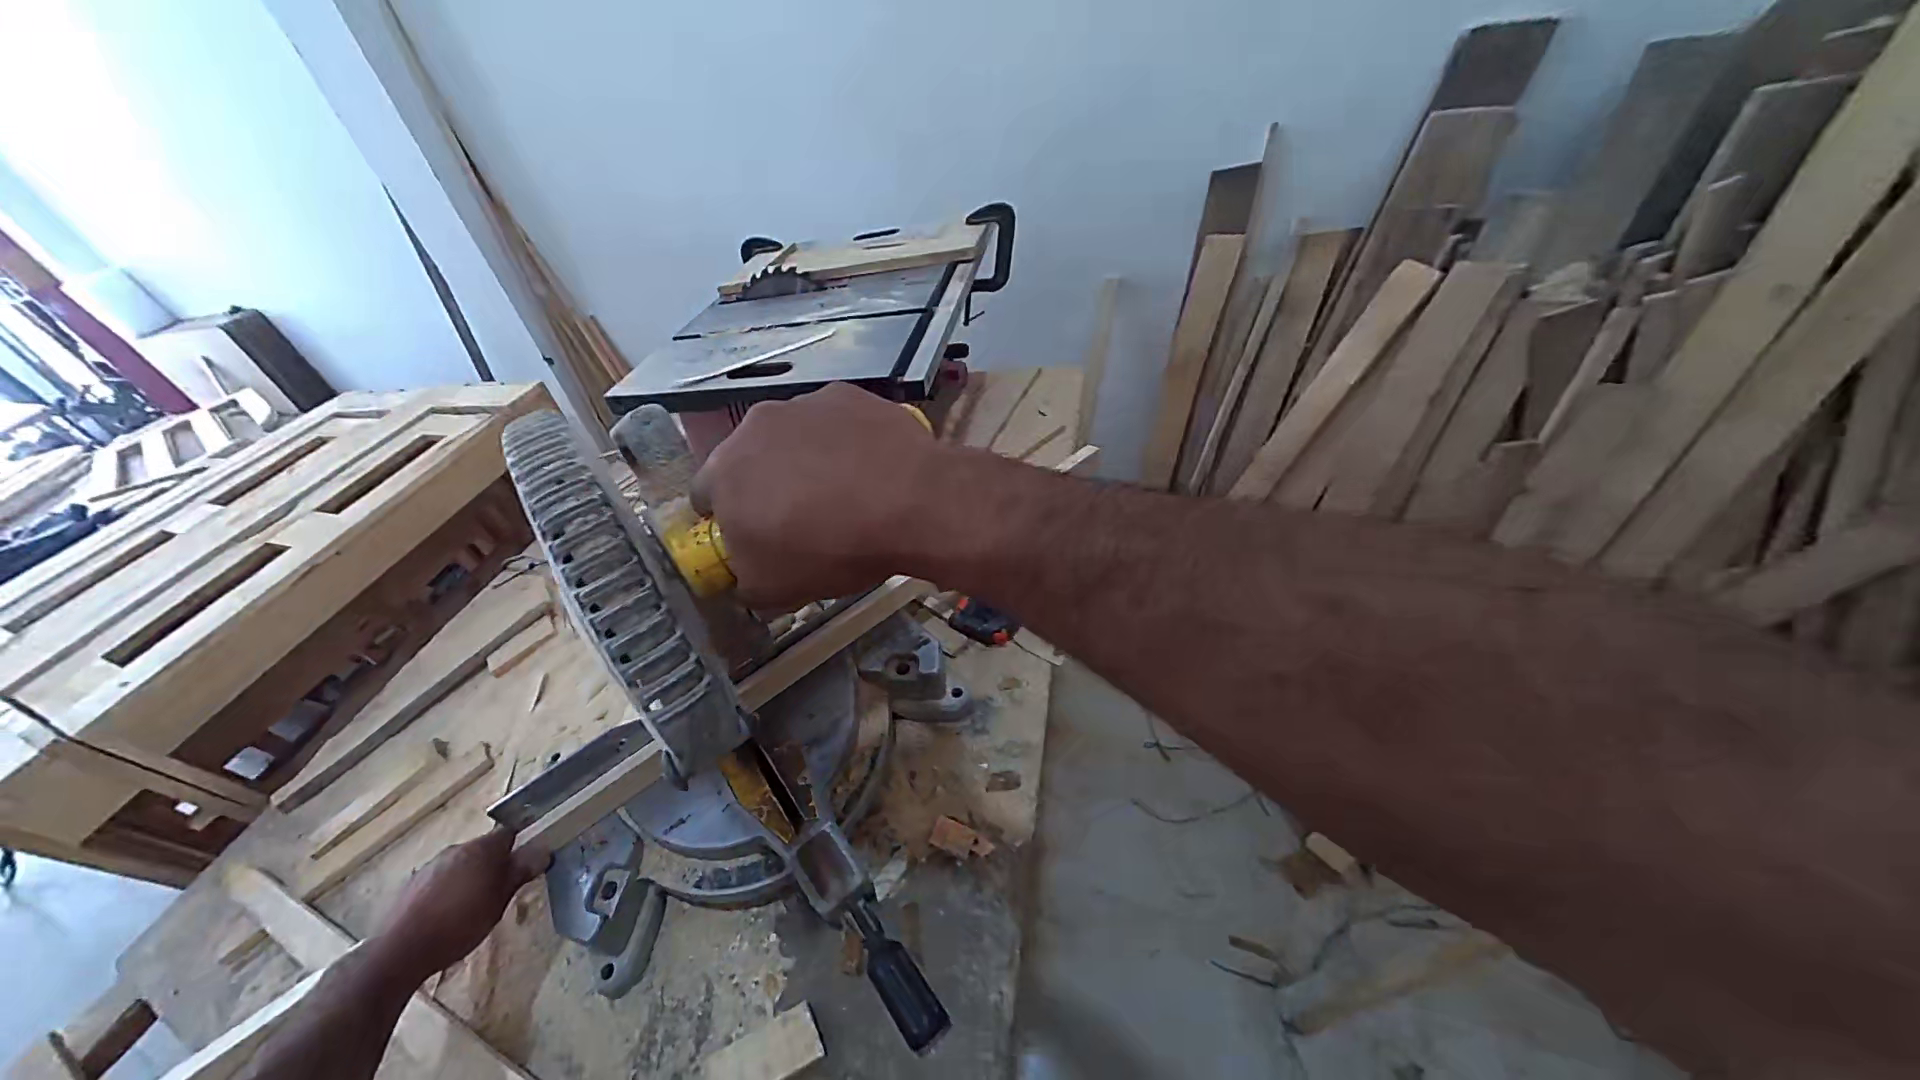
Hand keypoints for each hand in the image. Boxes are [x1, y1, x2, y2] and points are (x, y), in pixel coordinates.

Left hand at [366, 827, 548, 981]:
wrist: (399, 952)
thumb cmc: (460, 923)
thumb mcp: (500, 901)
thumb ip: (520, 872)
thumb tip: (542, 851)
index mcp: (482, 848)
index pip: (509, 833)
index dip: (520, 846)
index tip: (525, 865)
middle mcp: (456, 849)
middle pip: (483, 848)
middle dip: (494, 863)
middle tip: (501, 890)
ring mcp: (430, 866)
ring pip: (460, 864)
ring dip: (469, 877)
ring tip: (472, 905)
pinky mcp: (410, 886)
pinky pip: (439, 879)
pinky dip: (447, 889)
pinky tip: (446, 914)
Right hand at [692, 384, 943, 607]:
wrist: (912, 503)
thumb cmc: (833, 548)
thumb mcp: (776, 589)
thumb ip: (744, 581)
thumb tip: (745, 577)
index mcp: (724, 473)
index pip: (706, 498)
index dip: (729, 521)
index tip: (757, 538)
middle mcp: (755, 426)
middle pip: (749, 460)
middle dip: (767, 485)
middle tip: (802, 516)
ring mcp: (804, 403)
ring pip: (792, 436)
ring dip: (804, 459)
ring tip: (844, 490)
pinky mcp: (847, 395)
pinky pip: (834, 422)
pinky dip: (843, 440)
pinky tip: (869, 466)